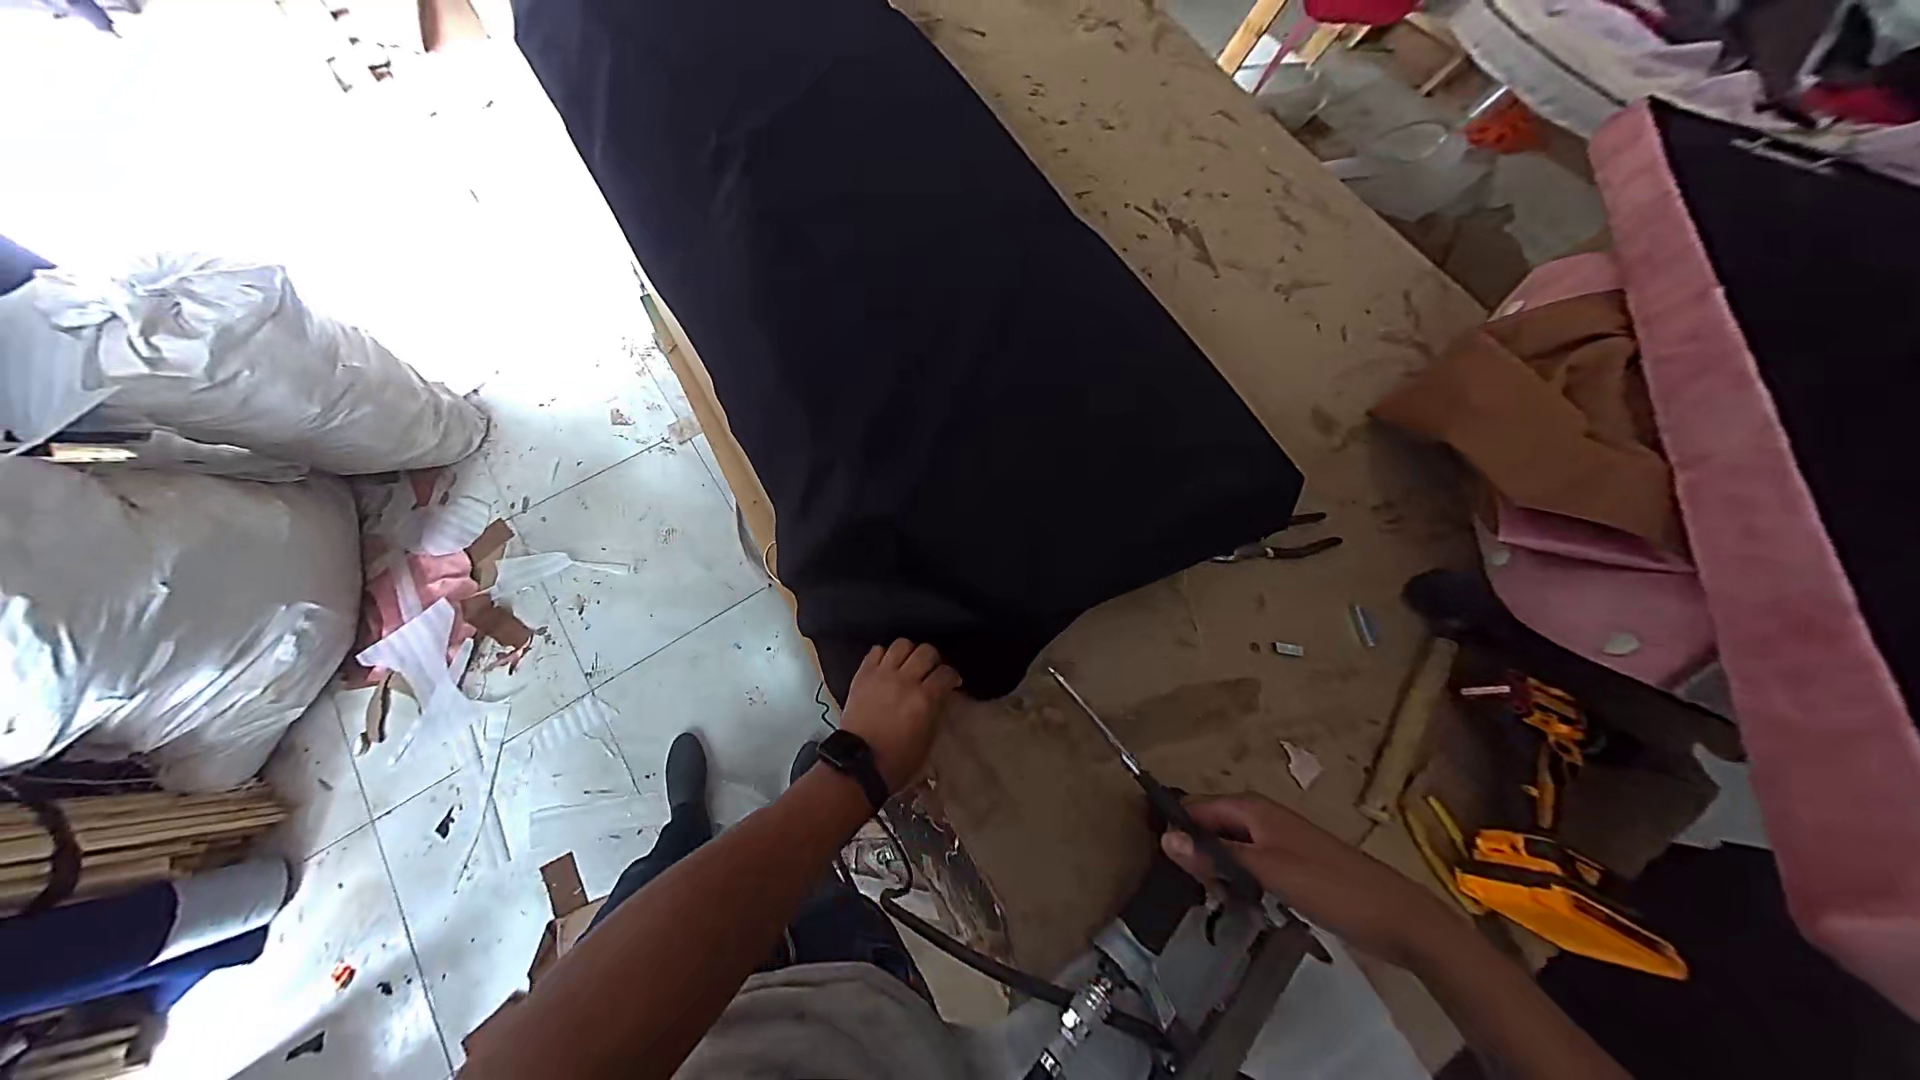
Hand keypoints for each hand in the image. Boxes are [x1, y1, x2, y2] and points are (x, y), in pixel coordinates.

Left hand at [837, 640, 962, 792]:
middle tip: (931, 672)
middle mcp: (905, 681)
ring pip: (901, 644)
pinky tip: (887, 666)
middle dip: (934, 660)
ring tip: (908, 664)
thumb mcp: (928, 741)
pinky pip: (876, 651)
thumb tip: (946, 695)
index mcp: (924, 699)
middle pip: (926, 651)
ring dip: (909, 653)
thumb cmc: (898, 761)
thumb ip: (938, 712)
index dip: (953, 676)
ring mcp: (882, 675)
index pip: (946, 673)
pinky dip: (884, 655)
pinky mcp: (863, 675)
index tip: (952, 682)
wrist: (858, 764)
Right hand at [1161, 793, 1464, 968]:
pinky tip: (1239, 902)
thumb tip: (1165, 839)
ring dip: (1216, 870)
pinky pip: (1245, 863)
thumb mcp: (1266, 871)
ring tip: (1219, 899)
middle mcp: (1259, 816)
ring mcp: (1274, 840)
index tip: (1164, 862)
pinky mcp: (1286, 863)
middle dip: (1196, 853)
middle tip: (1201, 888)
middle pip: (1208, 826)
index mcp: (1251, 807)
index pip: (1195, 808)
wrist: (1398, 917)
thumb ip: (1215, 855)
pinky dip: (1236, 879)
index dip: (1177, 830)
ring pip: (1226, 847)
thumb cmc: (1330, 886)